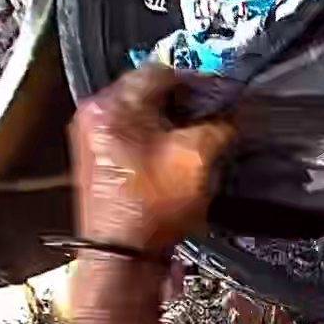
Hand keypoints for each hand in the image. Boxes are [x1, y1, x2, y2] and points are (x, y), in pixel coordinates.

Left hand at [70, 65, 235, 252]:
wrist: (122, 251)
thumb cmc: (154, 205)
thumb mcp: (197, 159)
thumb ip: (218, 127)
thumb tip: (231, 116)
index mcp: (113, 105)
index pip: (161, 72)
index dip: (199, 80)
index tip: (223, 95)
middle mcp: (94, 113)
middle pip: (148, 90)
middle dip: (186, 101)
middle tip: (215, 114)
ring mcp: (92, 135)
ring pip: (141, 111)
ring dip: (172, 119)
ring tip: (200, 134)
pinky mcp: (98, 157)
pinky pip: (132, 131)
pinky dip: (157, 134)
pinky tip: (177, 152)